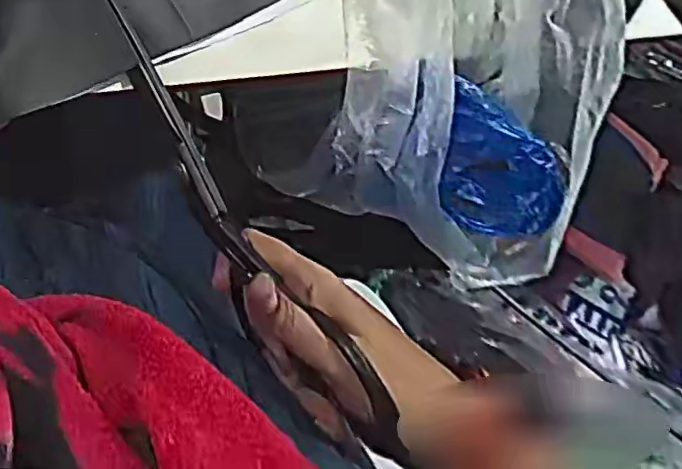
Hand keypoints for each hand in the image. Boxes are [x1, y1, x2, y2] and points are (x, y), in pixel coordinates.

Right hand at [218, 230, 554, 468]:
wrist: (456, 435)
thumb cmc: (399, 394)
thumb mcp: (337, 359)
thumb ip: (289, 320)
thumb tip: (249, 278)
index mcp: (319, 285)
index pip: (260, 246)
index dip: (234, 261)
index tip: (225, 291)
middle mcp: (320, 297)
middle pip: (263, 298)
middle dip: (270, 338)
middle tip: (293, 367)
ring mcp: (327, 324)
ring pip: (278, 334)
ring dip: (290, 369)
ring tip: (322, 396)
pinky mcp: (334, 351)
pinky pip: (298, 358)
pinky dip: (308, 384)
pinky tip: (331, 405)